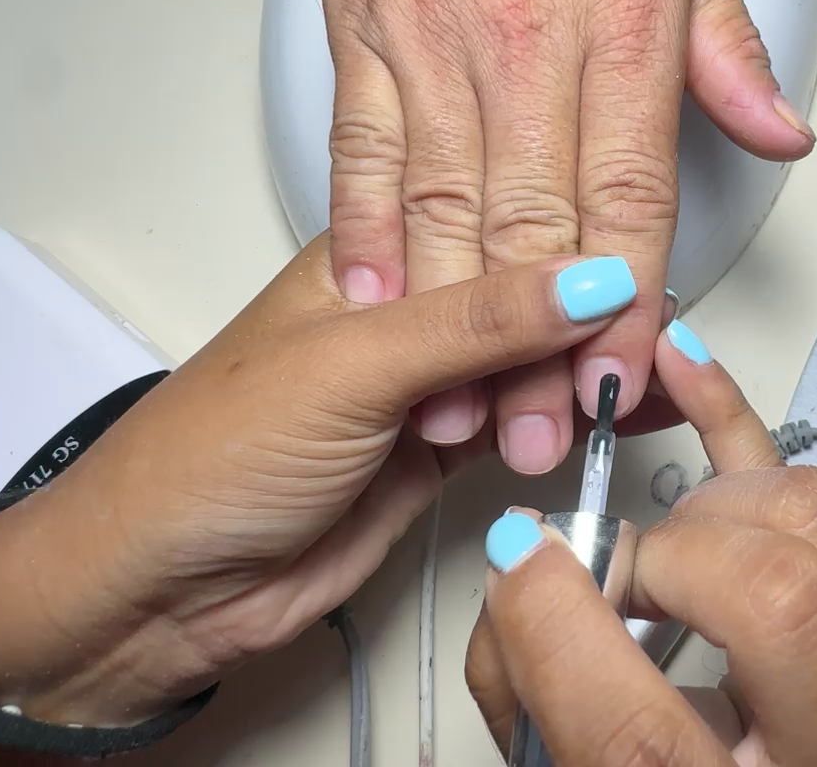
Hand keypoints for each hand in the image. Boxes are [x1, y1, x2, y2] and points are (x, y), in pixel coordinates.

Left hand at [0, 238, 685, 725]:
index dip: (575, 248)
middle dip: (595, 316)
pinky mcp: (451, 438)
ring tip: (658, 378)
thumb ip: (477, 323)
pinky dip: (576, 416)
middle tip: (659, 343)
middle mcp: (417, 303)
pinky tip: (624, 415)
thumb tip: (591, 281)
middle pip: (529, 293)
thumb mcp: (353, 365)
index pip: (502, 224)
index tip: (642, 281)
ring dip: (591, 369)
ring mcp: (437, 374)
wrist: (158, 593)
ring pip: (537, 355)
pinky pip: (530, 414)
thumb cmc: (212, 456)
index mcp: (383, 248)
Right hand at [322, 0, 814, 476]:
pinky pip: (361, 157)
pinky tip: (382, 312)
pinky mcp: (364, 32)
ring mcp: (432, 39)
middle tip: (547, 439)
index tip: (623, 377)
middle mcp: (523, 41)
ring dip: (457, 329)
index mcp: (617, 25)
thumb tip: (781, 134)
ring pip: (444, 212)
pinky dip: (367, 242)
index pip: (631, 200)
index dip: (627, 303)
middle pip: (537, 232)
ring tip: (471, 415)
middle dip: (543, 350)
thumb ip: (730, 53)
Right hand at [464, 324, 816, 765]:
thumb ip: (528, 688)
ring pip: (815, 516)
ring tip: (667, 536)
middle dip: (667, 553)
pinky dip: (741, 420)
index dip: (557, 631)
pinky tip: (683, 362)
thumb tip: (524, 560)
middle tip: (614, 569)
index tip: (518, 559)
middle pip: (777, 595)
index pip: (640, 738)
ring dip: (714, 503)